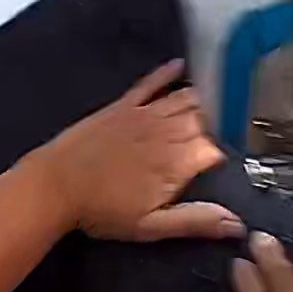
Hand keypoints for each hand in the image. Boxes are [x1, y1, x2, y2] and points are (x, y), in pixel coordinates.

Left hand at [23, 60, 243, 241]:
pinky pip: (152, 82)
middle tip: (228, 129)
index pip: (216, 147)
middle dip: (220, 123)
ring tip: (219, 100)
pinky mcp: (125, 103)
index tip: (232, 159)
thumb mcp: (151, 226)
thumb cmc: (104, 210)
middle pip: (205, 118)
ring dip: (204, 98)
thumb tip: (236, 225)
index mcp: (178, 160)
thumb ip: (196, 221)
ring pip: (185, 97)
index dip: (226, 152)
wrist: (56, 185)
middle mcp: (168, 129)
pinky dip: (167, 72)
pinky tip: (180, 65)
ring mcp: (146, 112)